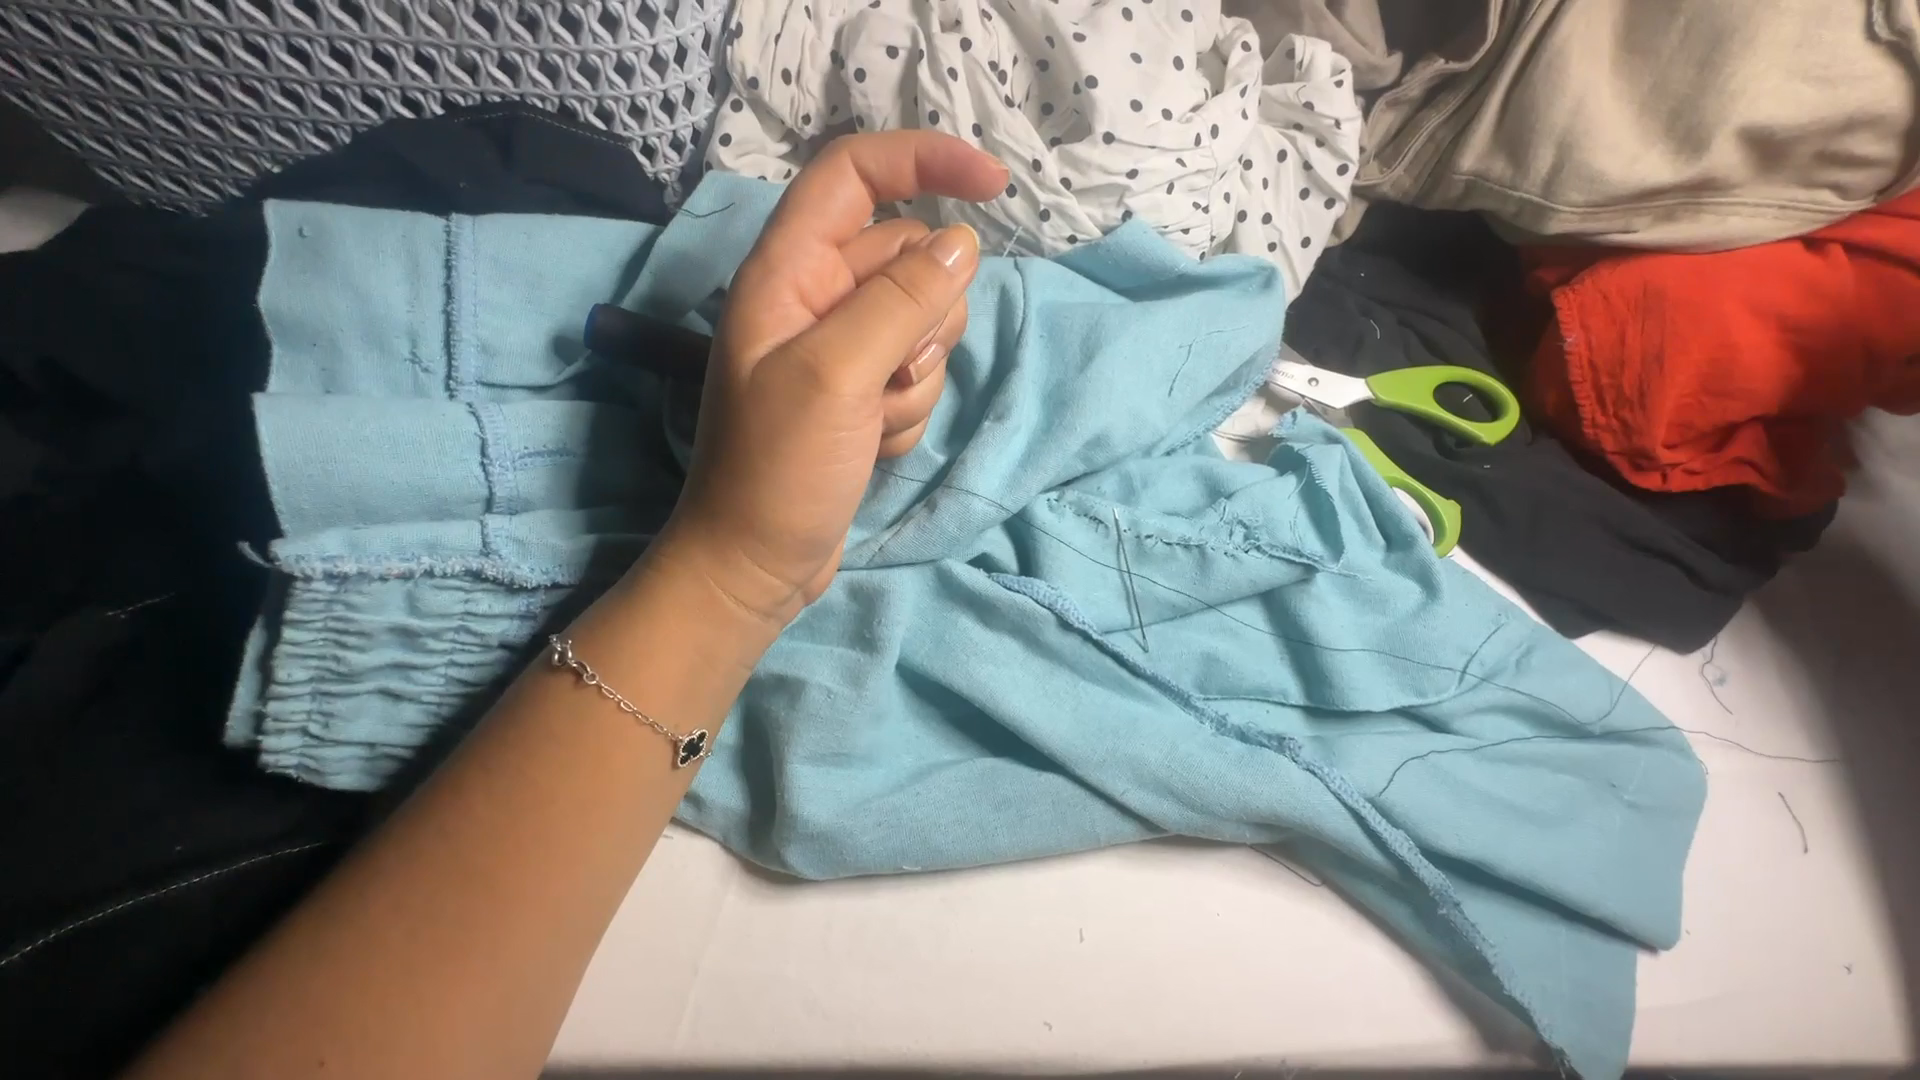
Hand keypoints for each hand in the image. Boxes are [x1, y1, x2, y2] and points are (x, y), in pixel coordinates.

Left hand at [654, 132, 1007, 626]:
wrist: (758, 563)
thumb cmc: (778, 468)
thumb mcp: (837, 375)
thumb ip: (900, 300)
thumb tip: (961, 244)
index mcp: (789, 271)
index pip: (857, 175)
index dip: (924, 162)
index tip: (996, 185)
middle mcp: (816, 299)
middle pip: (910, 258)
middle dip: (924, 317)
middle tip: (890, 373)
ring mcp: (843, 351)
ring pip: (924, 324)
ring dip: (918, 376)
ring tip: (873, 421)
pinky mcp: (863, 394)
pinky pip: (918, 376)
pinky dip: (910, 411)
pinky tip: (873, 446)